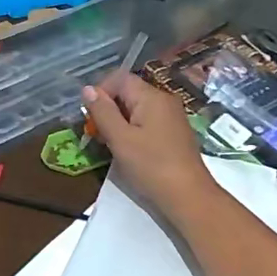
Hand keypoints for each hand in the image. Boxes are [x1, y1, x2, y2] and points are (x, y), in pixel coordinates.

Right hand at [82, 74, 216, 215]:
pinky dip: (133, 130)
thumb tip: (88, 89)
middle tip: (97, 134)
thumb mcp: (120, 139)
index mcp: (151, 96)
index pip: (119, 78)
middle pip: (128, 92)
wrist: (189, 197)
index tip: (90, 117)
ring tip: (109, 145)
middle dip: (108, 109)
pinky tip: (128, 151)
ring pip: (136, 109)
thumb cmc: (151, 166)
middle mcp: (164, 100)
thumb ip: (103, 112)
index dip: (100, 92)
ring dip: (118, 122)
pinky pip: (147, 122)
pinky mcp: (174, 133)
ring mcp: (171, 117)